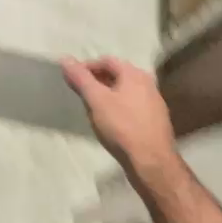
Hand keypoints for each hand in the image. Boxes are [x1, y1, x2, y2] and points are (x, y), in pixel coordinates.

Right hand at [61, 56, 178, 175]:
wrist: (152, 164)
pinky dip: (120, 109)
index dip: (87, 67)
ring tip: (94, 110)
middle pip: (117, 75)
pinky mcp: (156, 123)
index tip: (73, 79)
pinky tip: (112, 124)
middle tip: (82, 94)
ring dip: (109, 96)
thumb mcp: (96, 100)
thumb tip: (65, 59)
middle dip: (98, 82)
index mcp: (134, 74)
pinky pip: (133, 108)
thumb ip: (80, 78)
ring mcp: (154, 104)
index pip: (106, 61)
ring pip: (126, 93)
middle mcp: (147, 84)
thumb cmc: (122, 127)